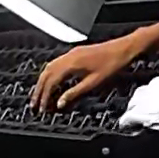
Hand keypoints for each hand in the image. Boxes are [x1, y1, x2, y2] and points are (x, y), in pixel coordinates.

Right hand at [31, 34, 145, 111]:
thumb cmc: (112, 65)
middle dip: (39, 91)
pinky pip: (56, 64)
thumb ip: (74, 93)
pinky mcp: (75, 53)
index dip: (45, 97)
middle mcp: (69, 57)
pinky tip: (50, 83)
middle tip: (34, 105)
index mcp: (72, 64)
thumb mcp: (93, 83)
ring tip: (39, 96)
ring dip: (42, 83)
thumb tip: (60, 103)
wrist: (124, 48)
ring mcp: (71, 53)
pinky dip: (50, 75)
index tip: (42, 109)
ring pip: (49, 68)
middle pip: (46, 74)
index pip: (51, 82)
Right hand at [117, 70, 158, 151]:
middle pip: (137, 96)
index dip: (127, 120)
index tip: (127, 124)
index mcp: (156, 111)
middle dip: (135, 106)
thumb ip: (151, 124)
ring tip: (152, 106)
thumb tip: (141, 122)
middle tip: (136, 115)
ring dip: (148, 95)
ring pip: (149, 85)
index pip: (131, 112)